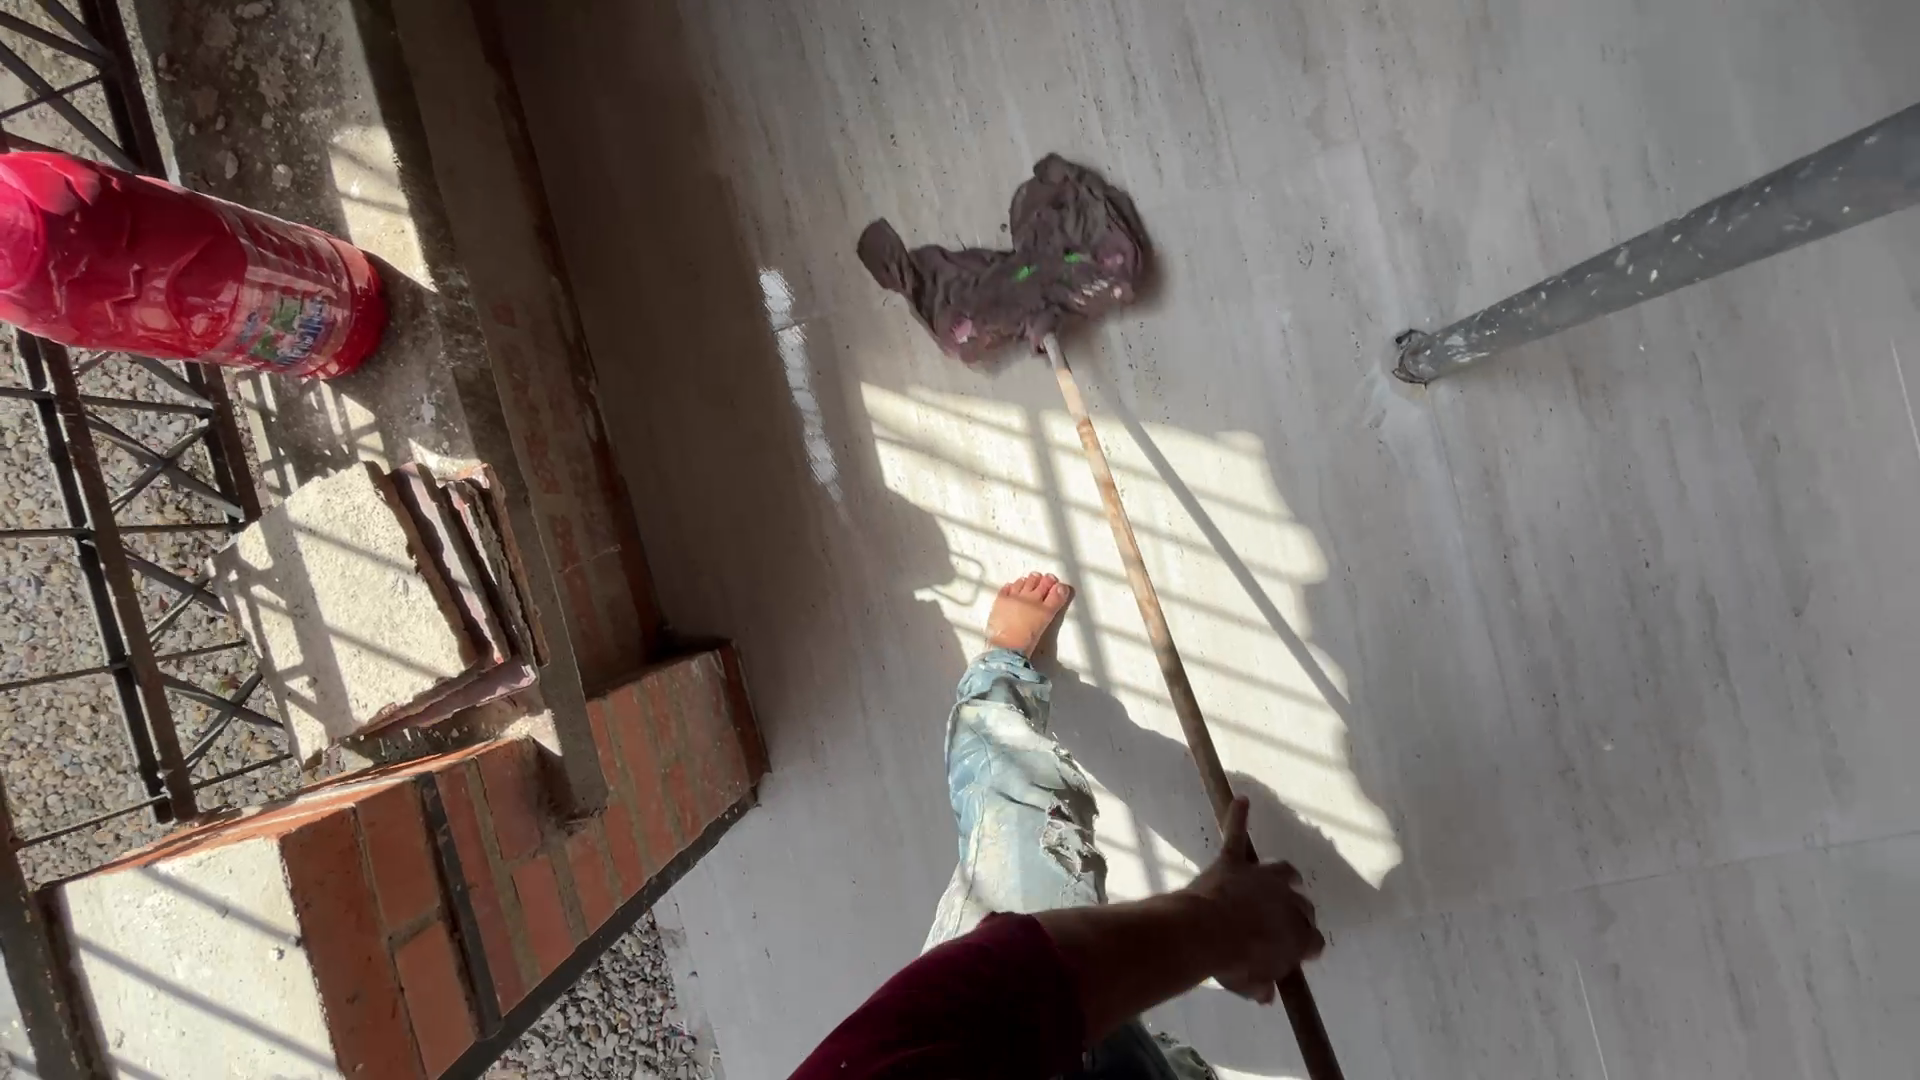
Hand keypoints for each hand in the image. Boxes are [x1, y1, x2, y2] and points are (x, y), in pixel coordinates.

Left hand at [1183, 796, 1324, 1003]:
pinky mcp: (1233, 861)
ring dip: (1284, 875)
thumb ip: (1260, 986)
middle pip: (1302, 907)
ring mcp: (1260, 878)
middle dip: (1296, 914)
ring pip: (1283, 871)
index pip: (1313, 942)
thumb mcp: (1249, 985)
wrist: (1205, 932)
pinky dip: (1238, 815)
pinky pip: (1236, 833)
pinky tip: (1241, 799)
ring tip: (1284, 877)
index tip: (1294, 950)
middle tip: (1280, 922)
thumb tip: (1265, 994)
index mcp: (1298, 936)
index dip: (1303, 946)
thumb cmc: (1231, 963)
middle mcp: (1288, 902)